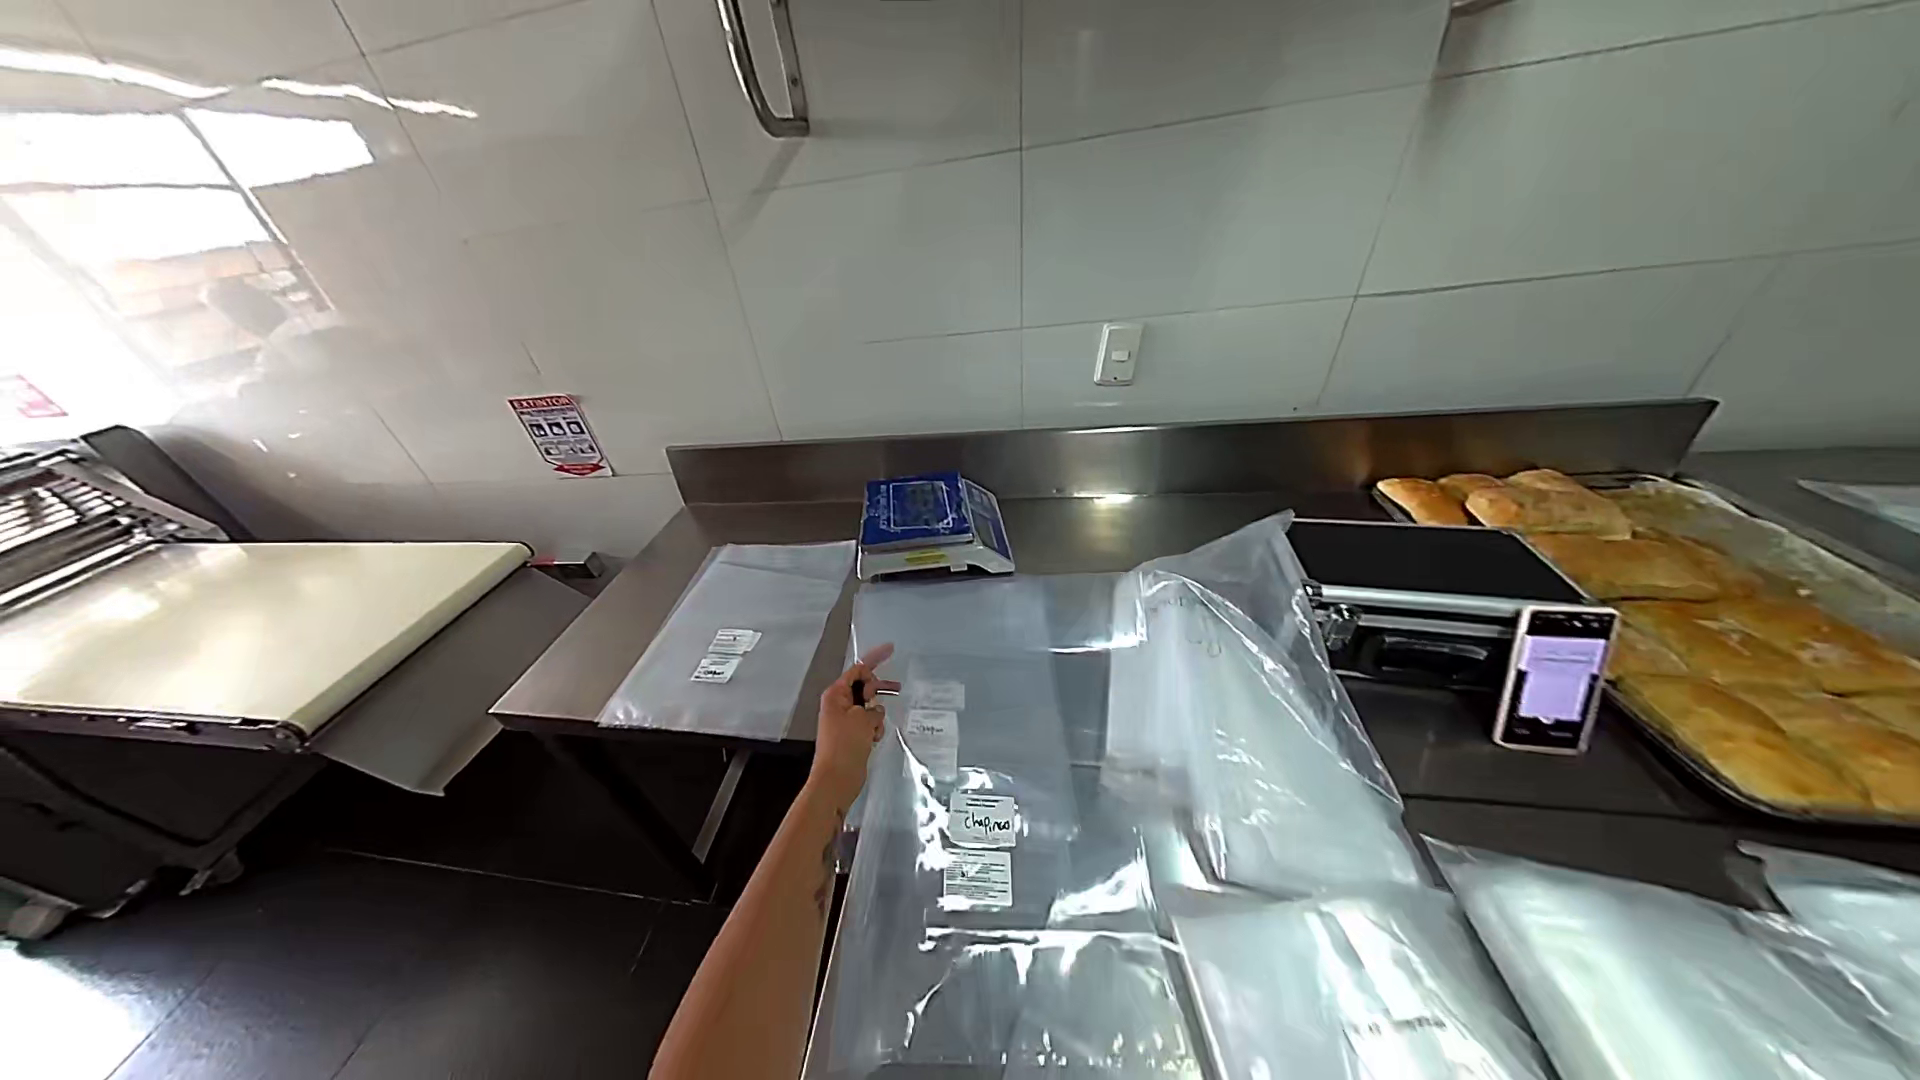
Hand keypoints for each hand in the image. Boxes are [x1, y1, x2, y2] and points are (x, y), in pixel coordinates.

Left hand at [810, 644, 898, 805]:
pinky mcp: (853, 735)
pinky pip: (869, 722)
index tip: (891, 649)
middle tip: (895, 687)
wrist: (837, 779)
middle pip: (863, 685)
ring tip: (875, 727)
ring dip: (877, 714)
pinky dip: (875, 727)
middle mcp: (839, 704)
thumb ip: (872, 706)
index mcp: (836, 694)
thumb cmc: (845, 745)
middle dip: (878, 688)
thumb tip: (874, 710)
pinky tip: (874, 738)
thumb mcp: (862, 718)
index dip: (875, 658)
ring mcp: (846, 720)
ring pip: (869, 706)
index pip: (857, 669)